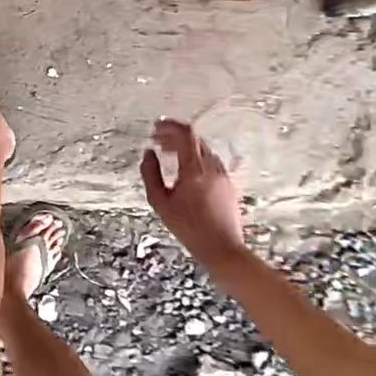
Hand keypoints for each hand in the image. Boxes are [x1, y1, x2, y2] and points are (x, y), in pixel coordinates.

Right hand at [139, 118, 246, 269]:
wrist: (222, 249)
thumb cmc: (190, 228)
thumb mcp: (160, 202)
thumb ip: (150, 174)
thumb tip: (148, 154)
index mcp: (195, 168)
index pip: (185, 133)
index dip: (168, 126)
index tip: (155, 127)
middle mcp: (212, 166)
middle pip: (194, 139)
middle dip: (173, 136)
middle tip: (157, 140)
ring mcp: (222, 174)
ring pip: (202, 149)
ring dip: (184, 147)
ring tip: (168, 153)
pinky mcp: (227, 183)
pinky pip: (209, 161)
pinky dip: (194, 158)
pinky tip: (184, 169)